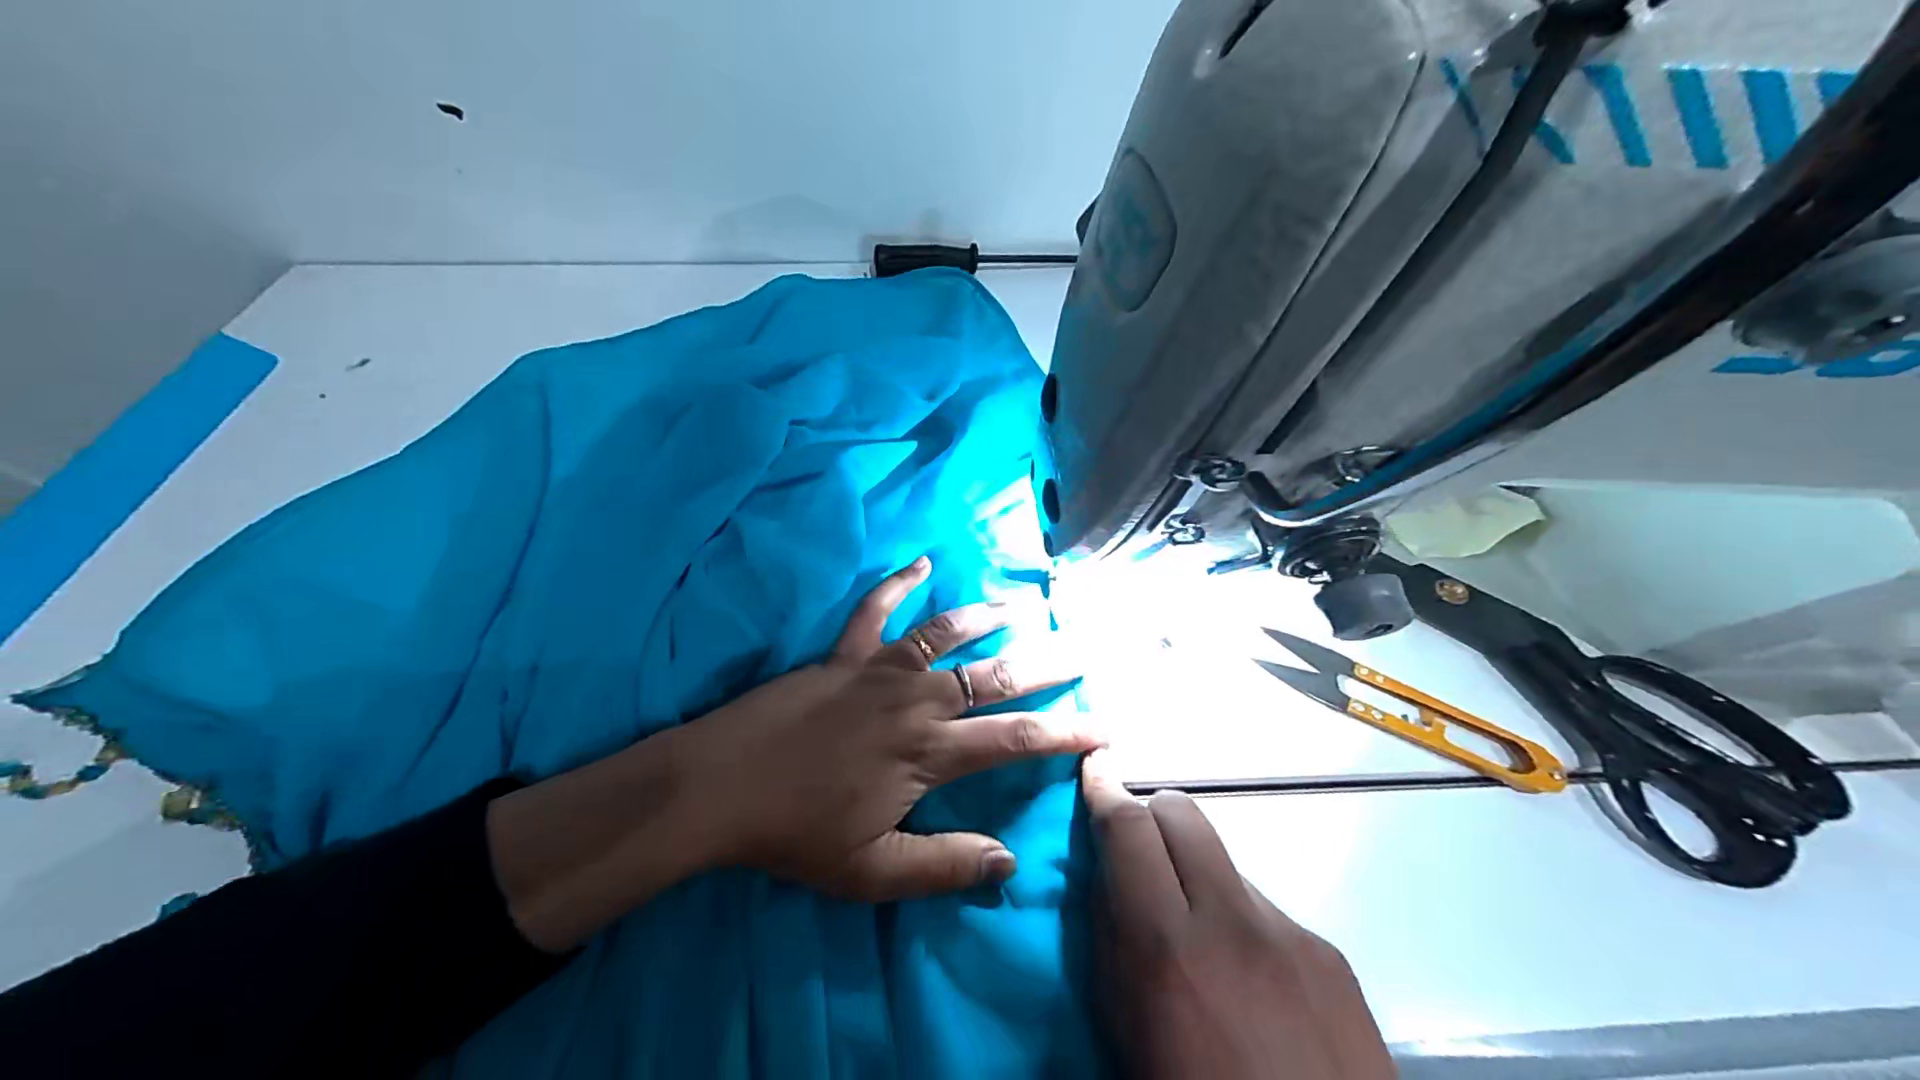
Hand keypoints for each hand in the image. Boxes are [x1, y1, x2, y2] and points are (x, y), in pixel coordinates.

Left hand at [679, 555, 1099, 899]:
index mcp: (928, 753)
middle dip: (1042, 667)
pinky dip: (897, 584)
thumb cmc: (795, 831)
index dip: (1064, 734)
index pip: (1014, 740)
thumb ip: (944, 865)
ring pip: (944, 635)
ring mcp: (877, 671)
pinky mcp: (841, 656)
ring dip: (984, 618)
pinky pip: (874, 610)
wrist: (719, 785)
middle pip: (992, 678)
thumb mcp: (872, 870)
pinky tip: (918, 562)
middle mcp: (914, 701)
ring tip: (1018, 605)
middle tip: (1079, 651)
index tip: (1103, 727)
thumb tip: (1009, 862)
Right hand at [1081, 753, 1394, 1078]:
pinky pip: (1267, 911)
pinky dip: (1241, 922)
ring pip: (1224, 864)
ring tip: (1198, 942)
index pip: (1129, 829)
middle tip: (1136, 849)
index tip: (1094, 769)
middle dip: (1151, 814)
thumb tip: (1109, 879)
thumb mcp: (1126, 1033)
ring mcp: (1290, 935)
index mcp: (1168, 949)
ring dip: (1197, 878)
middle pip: (1184, 814)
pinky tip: (1250, 982)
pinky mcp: (1331, 955)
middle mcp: (1233, 923)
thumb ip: (1112, 944)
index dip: (1104, 790)